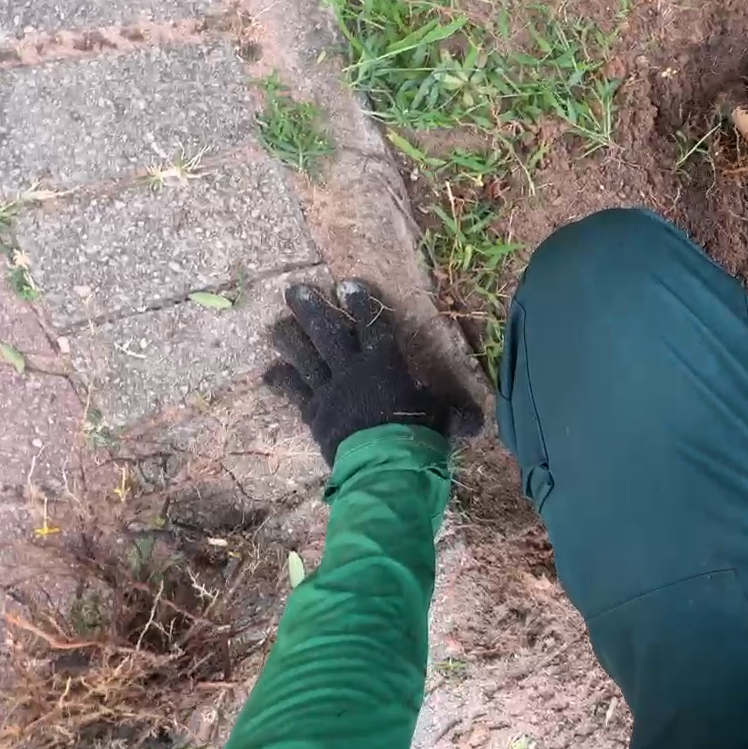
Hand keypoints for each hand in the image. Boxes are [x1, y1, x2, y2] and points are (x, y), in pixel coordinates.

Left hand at [263, 280, 480, 464]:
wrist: (385, 464)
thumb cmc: (418, 434)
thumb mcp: (443, 418)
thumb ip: (455, 414)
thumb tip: (478, 422)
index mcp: (385, 364)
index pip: (373, 326)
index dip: (362, 304)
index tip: (348, 284)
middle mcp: (353, 370)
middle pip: (329, 334)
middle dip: (313, 311)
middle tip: (295, 291)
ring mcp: (330, 391)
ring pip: (305, 358)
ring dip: (290, 340)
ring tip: (275, 325)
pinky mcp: (315, 413)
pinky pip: (295, 393)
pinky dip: (282, 382)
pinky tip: (268, 373)